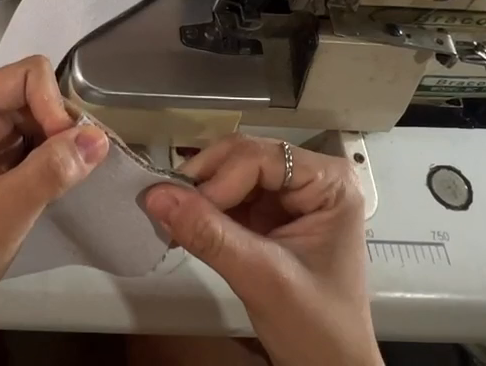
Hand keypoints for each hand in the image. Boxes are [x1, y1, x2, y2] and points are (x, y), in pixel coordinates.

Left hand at [0, 55, 109, 363]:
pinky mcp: (6, 156)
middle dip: (63, 123)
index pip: (28, 75)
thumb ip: (49, 172)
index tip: (67, 149)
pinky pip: (44, 138)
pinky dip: (60, 156)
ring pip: (46, 114)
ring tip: (68, 180)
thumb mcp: (1, 215)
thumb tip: (98, 137)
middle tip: (73, 169)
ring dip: (64, 142)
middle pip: (40, 90)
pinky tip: (61, 183)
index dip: (54, 104)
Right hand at [143, 135, 380, 365]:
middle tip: (169, 207)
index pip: (263, 156)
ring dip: (199, 192)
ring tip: (172, 217)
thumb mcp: (263, 279)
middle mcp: (312, 177)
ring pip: (230, 170)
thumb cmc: (316, 329)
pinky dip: (202, 206)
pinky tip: (184, 223)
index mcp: (330, 182)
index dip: (221, 178)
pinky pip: (227, 192)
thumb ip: (211, 235)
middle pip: (244, 155)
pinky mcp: (269, 212)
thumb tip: (155, 195)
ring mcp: (289, 194)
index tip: (186, 209)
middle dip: (206, 181)